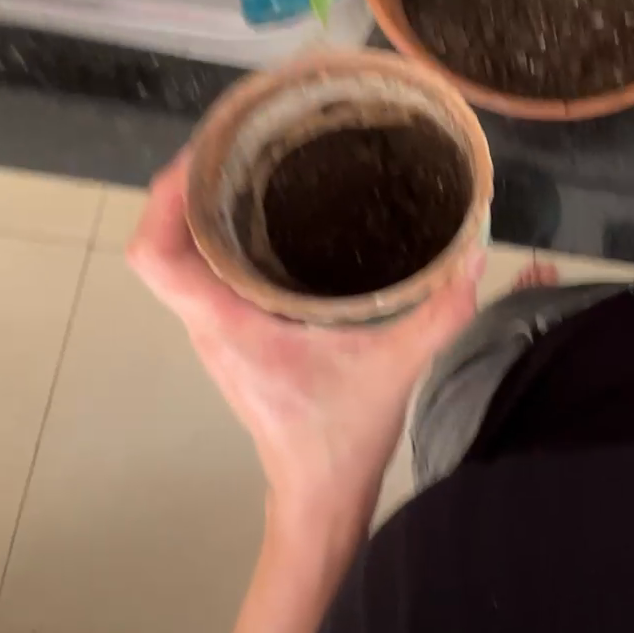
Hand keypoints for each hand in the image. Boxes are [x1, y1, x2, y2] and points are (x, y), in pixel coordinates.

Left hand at [126, 153, 484, 538]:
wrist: (321, 492)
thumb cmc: (341, 436)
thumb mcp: (399, 367)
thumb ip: (441, 311)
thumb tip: (477, 253)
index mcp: (230, 324)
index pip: (157, 256)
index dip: (163, 199)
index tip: (201, 151)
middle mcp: (213, 322)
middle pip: (166, 245)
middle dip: (187, 188)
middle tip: (239, 141)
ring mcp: (223, 330)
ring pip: (188, 259)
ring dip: (206, 212)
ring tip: (256, 167)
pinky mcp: (243, 334)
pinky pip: (215, 273)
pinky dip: (231, 237)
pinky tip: (282, 220)